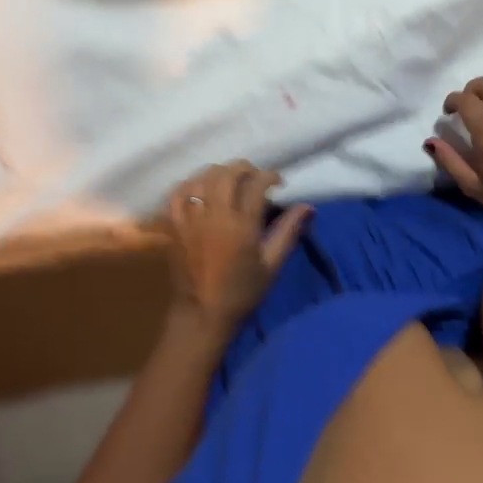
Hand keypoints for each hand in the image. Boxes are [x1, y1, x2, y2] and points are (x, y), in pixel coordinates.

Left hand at [164, 161, 311, 331]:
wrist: (203, 314)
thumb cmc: (242, 292)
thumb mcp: (272, 264)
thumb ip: (288, 231)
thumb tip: (307, 207)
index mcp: (241, 226)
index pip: (256, 184)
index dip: (270, 177)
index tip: (279, 183)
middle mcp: (214, 216)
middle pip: (227, 173)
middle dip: (244, 168)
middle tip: (255, 177)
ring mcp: (191, 219)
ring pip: (201, 178)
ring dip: (218, 172)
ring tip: (229, 180)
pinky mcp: (175, 226)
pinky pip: (177, 194)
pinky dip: (190, 184)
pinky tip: (201, 188)